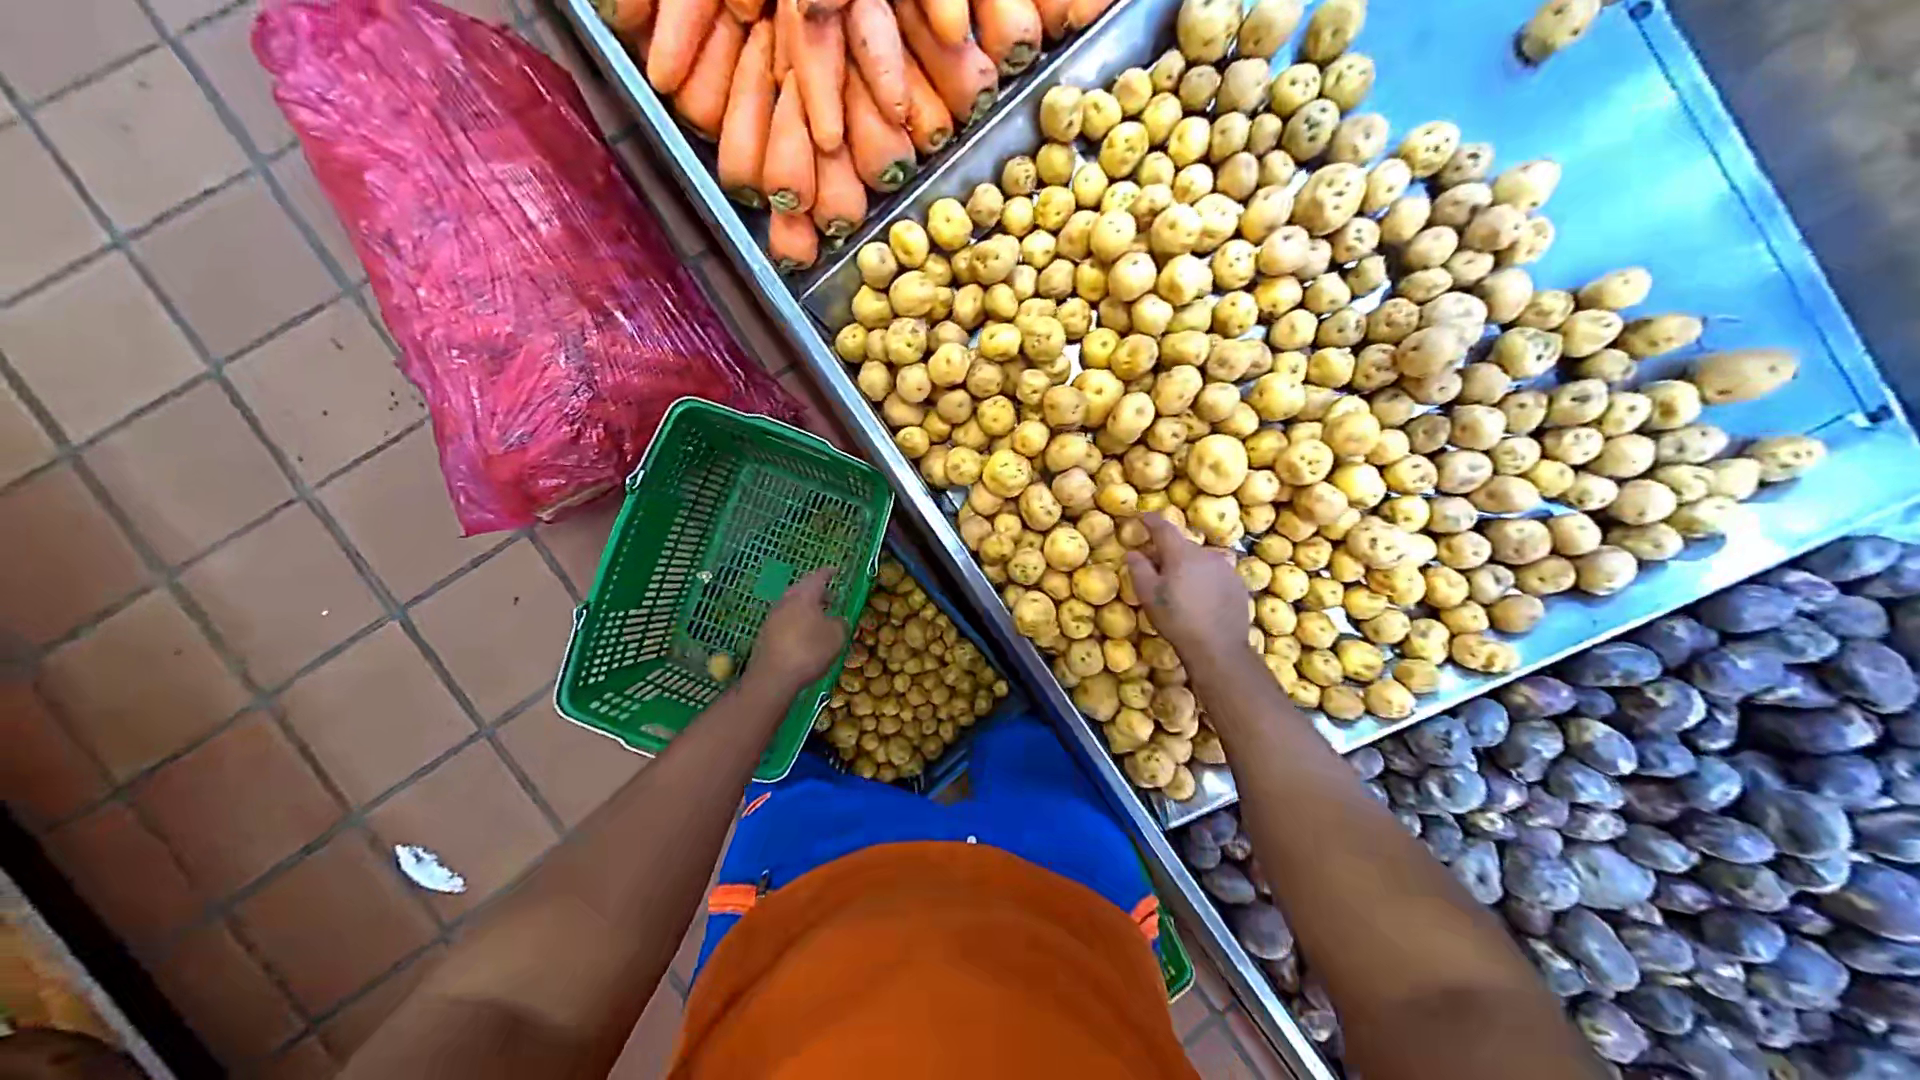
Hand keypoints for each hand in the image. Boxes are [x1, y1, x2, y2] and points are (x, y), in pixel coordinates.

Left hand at [747, 568, 847, 693]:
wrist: (772, 677)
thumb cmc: (809, 650)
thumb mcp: (837, 636)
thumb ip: (840, 623)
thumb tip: (836, 620)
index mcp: (804, 595)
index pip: (817, 577)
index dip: (828, 573)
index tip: (835, 570)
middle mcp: (785, 602)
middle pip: (801, 590)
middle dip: (816, 592)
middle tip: (830, 597)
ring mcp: (772, 618)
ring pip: (792, 606)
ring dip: (806, 609)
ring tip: (819, 619)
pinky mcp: (765, 636)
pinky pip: (785, 622)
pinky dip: (797, 624)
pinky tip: (804, 636)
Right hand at [1125, 513, 1252, 664]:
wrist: (1219, 648)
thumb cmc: (1177, 619)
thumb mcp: (1148, 595)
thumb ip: (1139, 569)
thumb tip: (1133, 552)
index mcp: (1182, 553)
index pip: (1163, 527)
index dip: (1150, 520)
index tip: (1140, 517)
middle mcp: (1207, 554)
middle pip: (1182, 546)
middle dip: (1167, 552)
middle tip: (1154, 568)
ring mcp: (1226, 569)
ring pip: (1200, 560)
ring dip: (1187, 567)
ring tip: (1178, 588)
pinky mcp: (1238, 585)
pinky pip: (1214, 574)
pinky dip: (1203, 580)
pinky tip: (1199, 600)